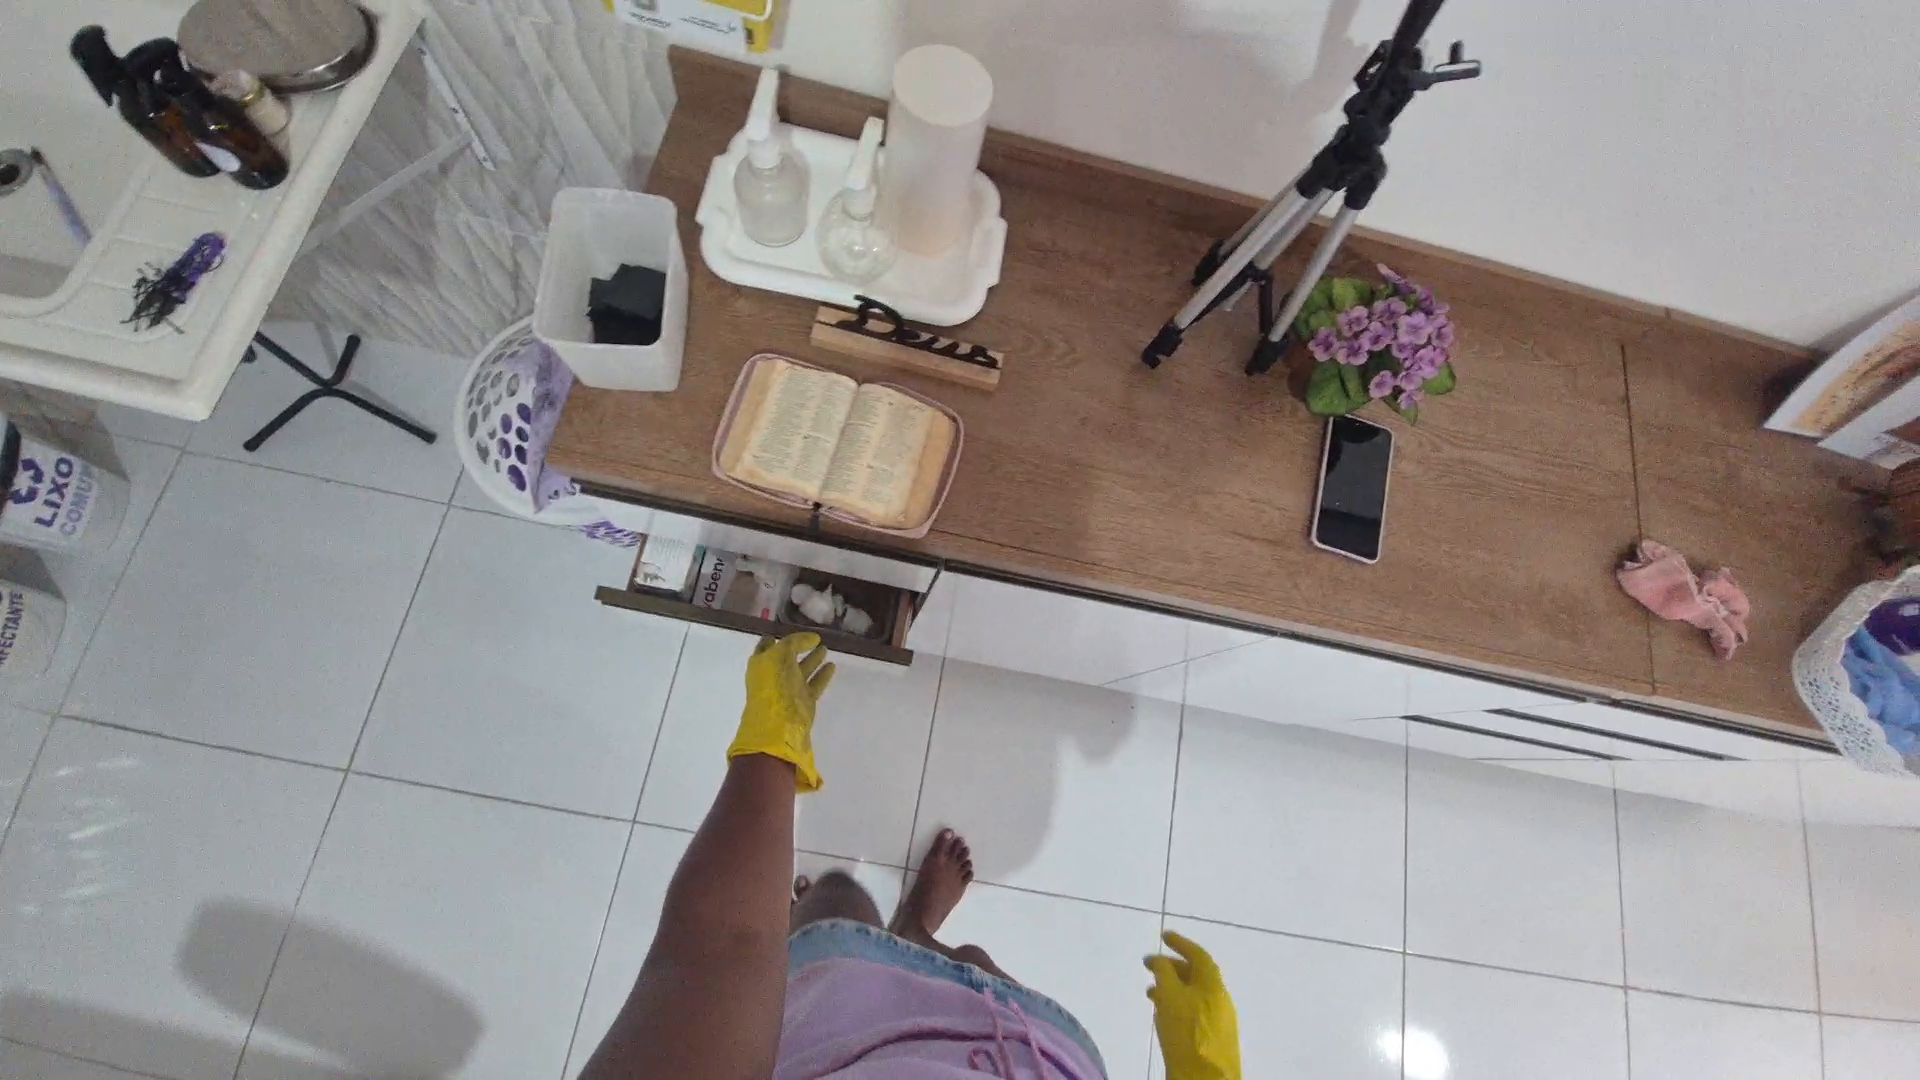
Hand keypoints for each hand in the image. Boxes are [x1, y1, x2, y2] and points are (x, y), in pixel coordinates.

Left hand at [726, 632, 835, 792]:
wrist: (778, 729)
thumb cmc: (774, 688)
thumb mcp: (780, 656)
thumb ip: (793, 643)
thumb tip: (810, 639)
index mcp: (761, 665)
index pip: (766, 647)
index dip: (775, 638)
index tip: (787, 630)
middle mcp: (773, 677)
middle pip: (785, 658)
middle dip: (798, 648)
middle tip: (813, 639)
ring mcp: (788, 691)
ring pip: (801, 671)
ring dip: (813, 660)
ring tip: (826, 649)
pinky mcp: (803, 703)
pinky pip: (814, 685)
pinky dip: (822, 675)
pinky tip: (832, 666)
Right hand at [1145, 930, 1240, 1079]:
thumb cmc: (1187, 1032)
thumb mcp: (1170, 995)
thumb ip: (1164, 972)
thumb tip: (1160, 960)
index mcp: (1214, 985)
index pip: (1199, 955)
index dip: (1181, 942)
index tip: (1163, 936)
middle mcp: (1220, 1000)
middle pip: (1196, 975)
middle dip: (1171, 966)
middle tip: (1149, 965)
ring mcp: (1219, 1022)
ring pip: (1192, 995)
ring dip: (1171, 988)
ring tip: (1149, 992)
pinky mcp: (1213, 1041)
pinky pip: (1193, 1012)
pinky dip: (1177, 1005)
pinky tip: (1162, 1015)